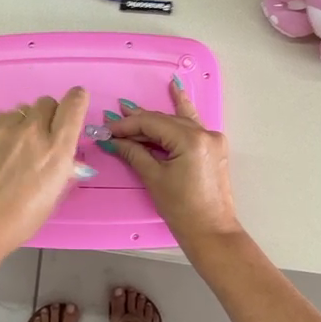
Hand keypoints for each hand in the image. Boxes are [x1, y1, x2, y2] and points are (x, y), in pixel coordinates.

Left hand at [0, 87, 90, 257]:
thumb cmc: (17, 221)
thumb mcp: (51, 199)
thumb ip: (62, 171)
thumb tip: (67, 161)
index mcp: (57, 150)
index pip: (74, 104)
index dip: (76, 101)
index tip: (74, 107)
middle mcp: (34, 131)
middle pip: (47, 103)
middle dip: (49, 116)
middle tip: (41, 137)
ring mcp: (6, 127)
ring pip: (23, 109)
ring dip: (25, 122)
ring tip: (15, 147)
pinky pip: (1, 116)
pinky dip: (4, 127)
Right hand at [105, 79, 242, 248]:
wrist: (212, 231)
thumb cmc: (182, 209)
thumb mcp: (154, 179)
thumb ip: (134, 154)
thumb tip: (114, 141)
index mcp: (191, 139)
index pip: (152, 124)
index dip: (127, 125)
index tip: (107, 128)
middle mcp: (205, 133)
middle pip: (164, 120)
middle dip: (138, 122)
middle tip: (113, 119)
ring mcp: (212, 139)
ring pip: (178, 120)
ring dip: (155, 117)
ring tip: (131, 106)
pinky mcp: (213, 148)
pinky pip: (192, 125)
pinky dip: (181, 112)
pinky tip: (176, 90)